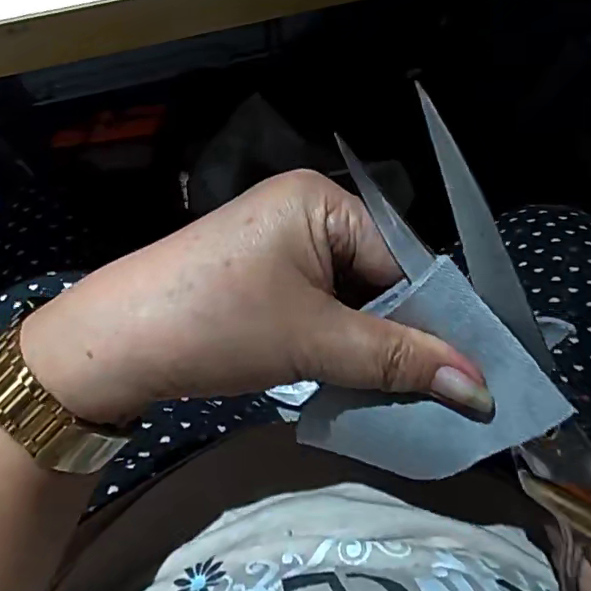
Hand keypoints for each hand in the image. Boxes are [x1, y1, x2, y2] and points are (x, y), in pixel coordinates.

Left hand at [17, 171, 491, 425]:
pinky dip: (338, 337)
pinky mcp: (264, 271)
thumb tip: (482, 390)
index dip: (431, 314)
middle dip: (399, 331)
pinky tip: (351, 371)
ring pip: (352, 294)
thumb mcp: (317, 341)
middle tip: (435, 387)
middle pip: (378, 276)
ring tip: (396, 386)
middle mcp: (307, 209)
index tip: (460, 369)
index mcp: (323, 199)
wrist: (108, 346)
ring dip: (369, 340)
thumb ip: (401, 360)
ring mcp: (282, 240)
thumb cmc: (219, 324)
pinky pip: (323, 301)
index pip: (402, 258)